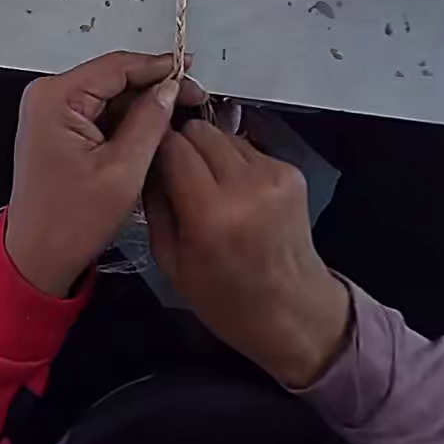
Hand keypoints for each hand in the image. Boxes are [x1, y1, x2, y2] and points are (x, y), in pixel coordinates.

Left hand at [5, 52, 205, 295]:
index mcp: (56, 98)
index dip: (157, 66)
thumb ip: (150, 121)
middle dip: (153, 86)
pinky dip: (126, 117)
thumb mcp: (123, 171)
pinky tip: (154, 125)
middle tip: (193, 96)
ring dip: (142, 102)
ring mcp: (50, 109)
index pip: (116, 66)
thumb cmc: (74, 221)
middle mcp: (48, 94)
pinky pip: (98, 110)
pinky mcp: (56, 125)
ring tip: (180, 111)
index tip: (190, 70)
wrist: (36, 258)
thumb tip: (170, 86)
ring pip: (108, 93)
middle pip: (112, 77)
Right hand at [146, 119, 351, 387]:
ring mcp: (273, 173)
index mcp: (210, 214)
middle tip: (179, 171)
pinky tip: (238, 191)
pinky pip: (247, 148)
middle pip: (199, 130)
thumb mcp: (171, 263)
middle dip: (184, 144)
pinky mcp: (291, 169)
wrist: (296, 313)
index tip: (152, 160)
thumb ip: (155, 205)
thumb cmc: (226, 300)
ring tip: (211, 184)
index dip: (159, 148)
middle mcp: (245, 185)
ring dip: (210, 152)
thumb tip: (147, 160)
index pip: (173, 146)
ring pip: (223, 134)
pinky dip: (235, 162)